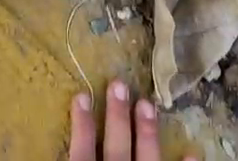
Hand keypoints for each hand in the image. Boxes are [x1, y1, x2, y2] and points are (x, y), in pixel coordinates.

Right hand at [69, 81, 192, 160]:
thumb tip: (45, 150)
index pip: (82, 152)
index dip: (82, 124)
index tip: (82, 95)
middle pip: (116, 149)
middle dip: (118, 116)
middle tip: (120, 84)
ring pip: (146, 160)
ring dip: (148, 133)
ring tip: (148, 104)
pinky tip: (192, 153)